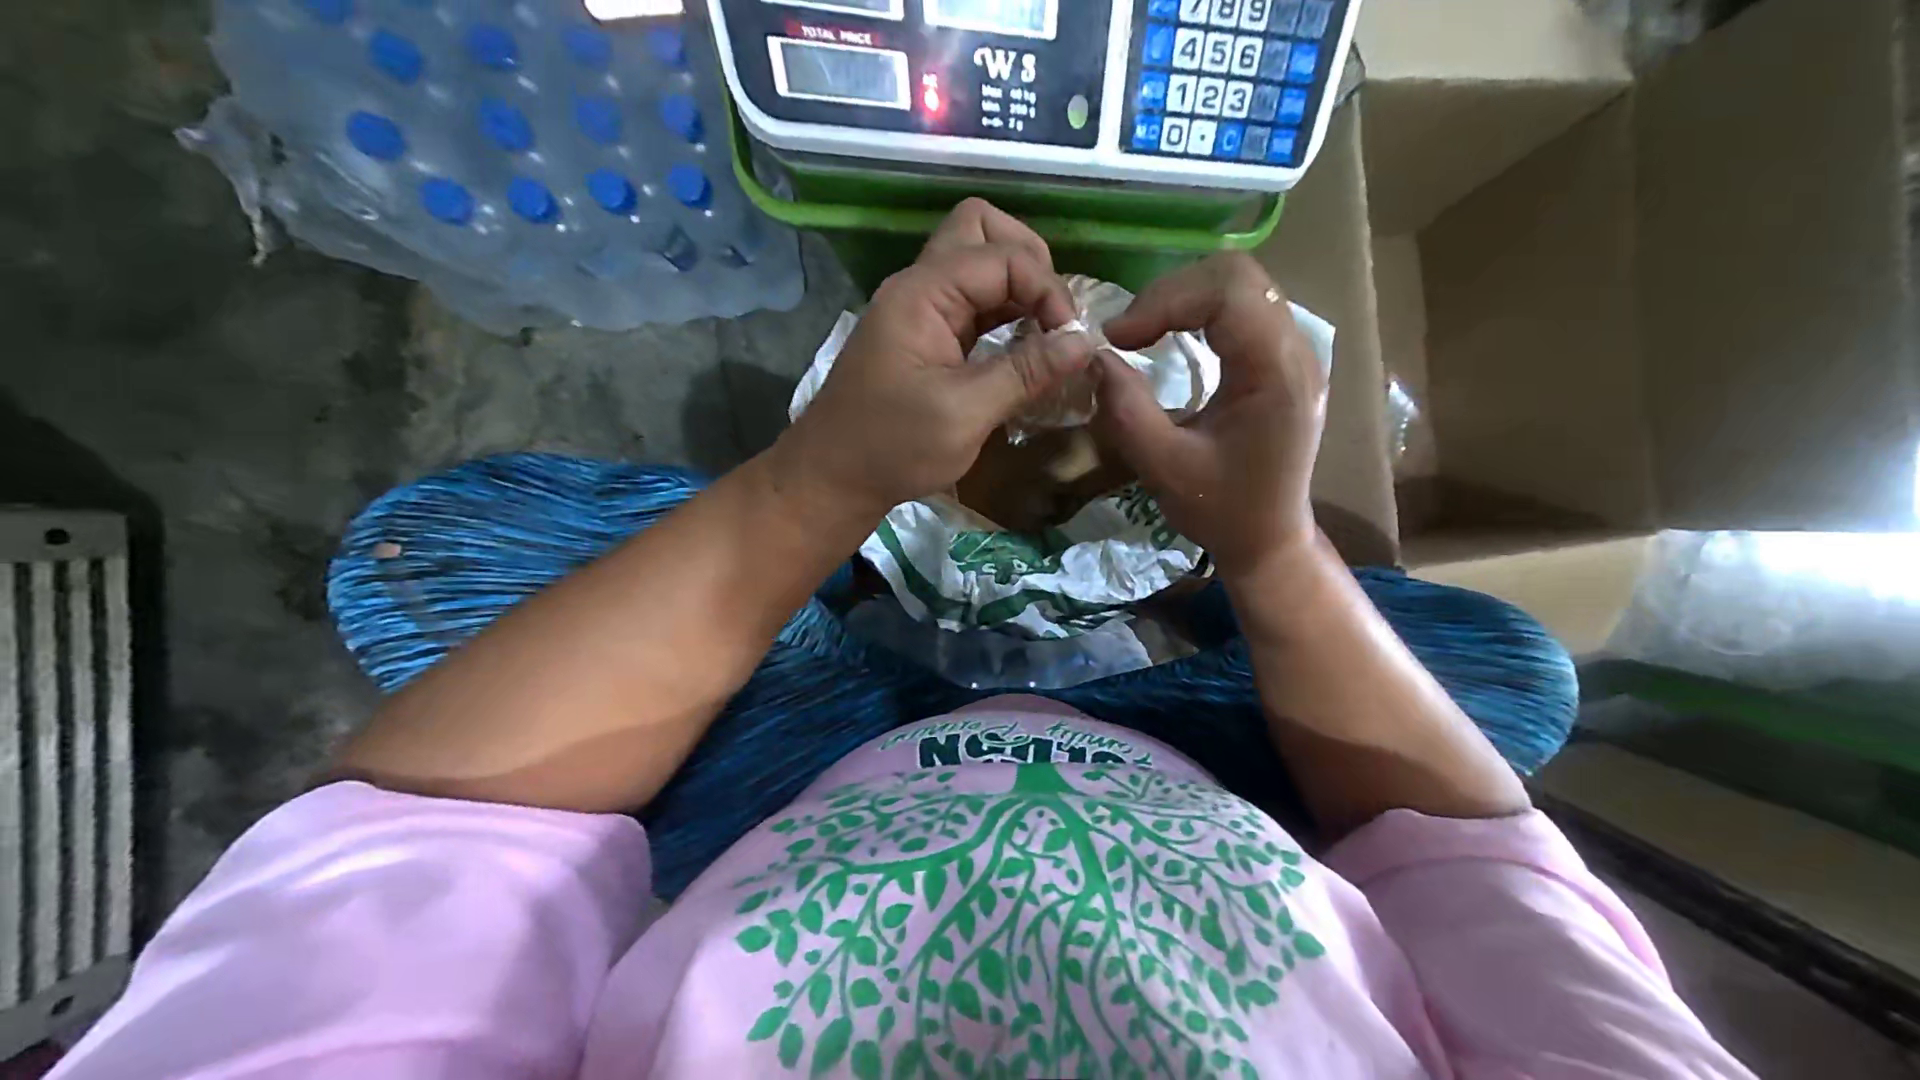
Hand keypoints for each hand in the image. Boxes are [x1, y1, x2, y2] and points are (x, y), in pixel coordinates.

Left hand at [773, 199, 1094, 515]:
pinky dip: (1004, 317)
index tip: (1070, 340)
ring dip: (1018, 291)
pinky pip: (973, 306)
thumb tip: (1084, 343)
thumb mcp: (964, 414)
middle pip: (981, 232)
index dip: (1047, 288)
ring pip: (978, 266)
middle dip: (1029, 264)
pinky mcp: (926, 339)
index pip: (1002, 256)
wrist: (834, 479)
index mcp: (922, 293)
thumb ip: (1025, 373)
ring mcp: (921, 312)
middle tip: (1052, 316)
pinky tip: (1025, 350)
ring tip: (1046, 336)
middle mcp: (920, 288)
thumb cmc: (892, 448)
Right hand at [1093, 254, 1326, 577]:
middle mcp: (1298, 350)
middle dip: (1171, 292)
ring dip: (1185, 298)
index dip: (1163, 300)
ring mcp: (1297, 352)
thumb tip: (1095, 357)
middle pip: (1237, 275)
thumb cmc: (1220, 510)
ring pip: (1242, 284)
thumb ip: (1127, 410)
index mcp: (1276, 374)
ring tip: (1144, 331)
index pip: (1227, 292)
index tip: (1117, 337)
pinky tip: (1173, 337)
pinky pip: (1245, 308)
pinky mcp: (1285, 359)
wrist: (1269, 539)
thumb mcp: (1163, 467)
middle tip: (1128, 332)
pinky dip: (1201, 311)